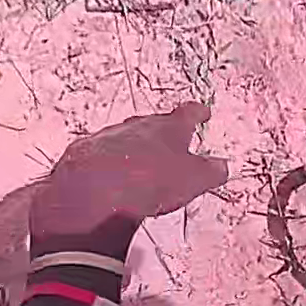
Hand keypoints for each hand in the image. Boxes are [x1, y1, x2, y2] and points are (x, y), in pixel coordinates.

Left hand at [30, 103, 228, 239]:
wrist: (94, 193)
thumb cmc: (147, 183)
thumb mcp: (192, 181)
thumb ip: (209, 172)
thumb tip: (222, 167)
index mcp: (167, 129)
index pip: (187, 114)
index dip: (197, 113)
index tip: (203, 112)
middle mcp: (136, 127)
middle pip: (152, 124)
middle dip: (161, 131)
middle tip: (169, 139)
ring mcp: (107, 139)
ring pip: (124, 138)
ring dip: (132, 148)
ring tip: (140, 164)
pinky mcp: (83, 156)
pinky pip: (99, 156)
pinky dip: (108, 164)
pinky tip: (109, 179)